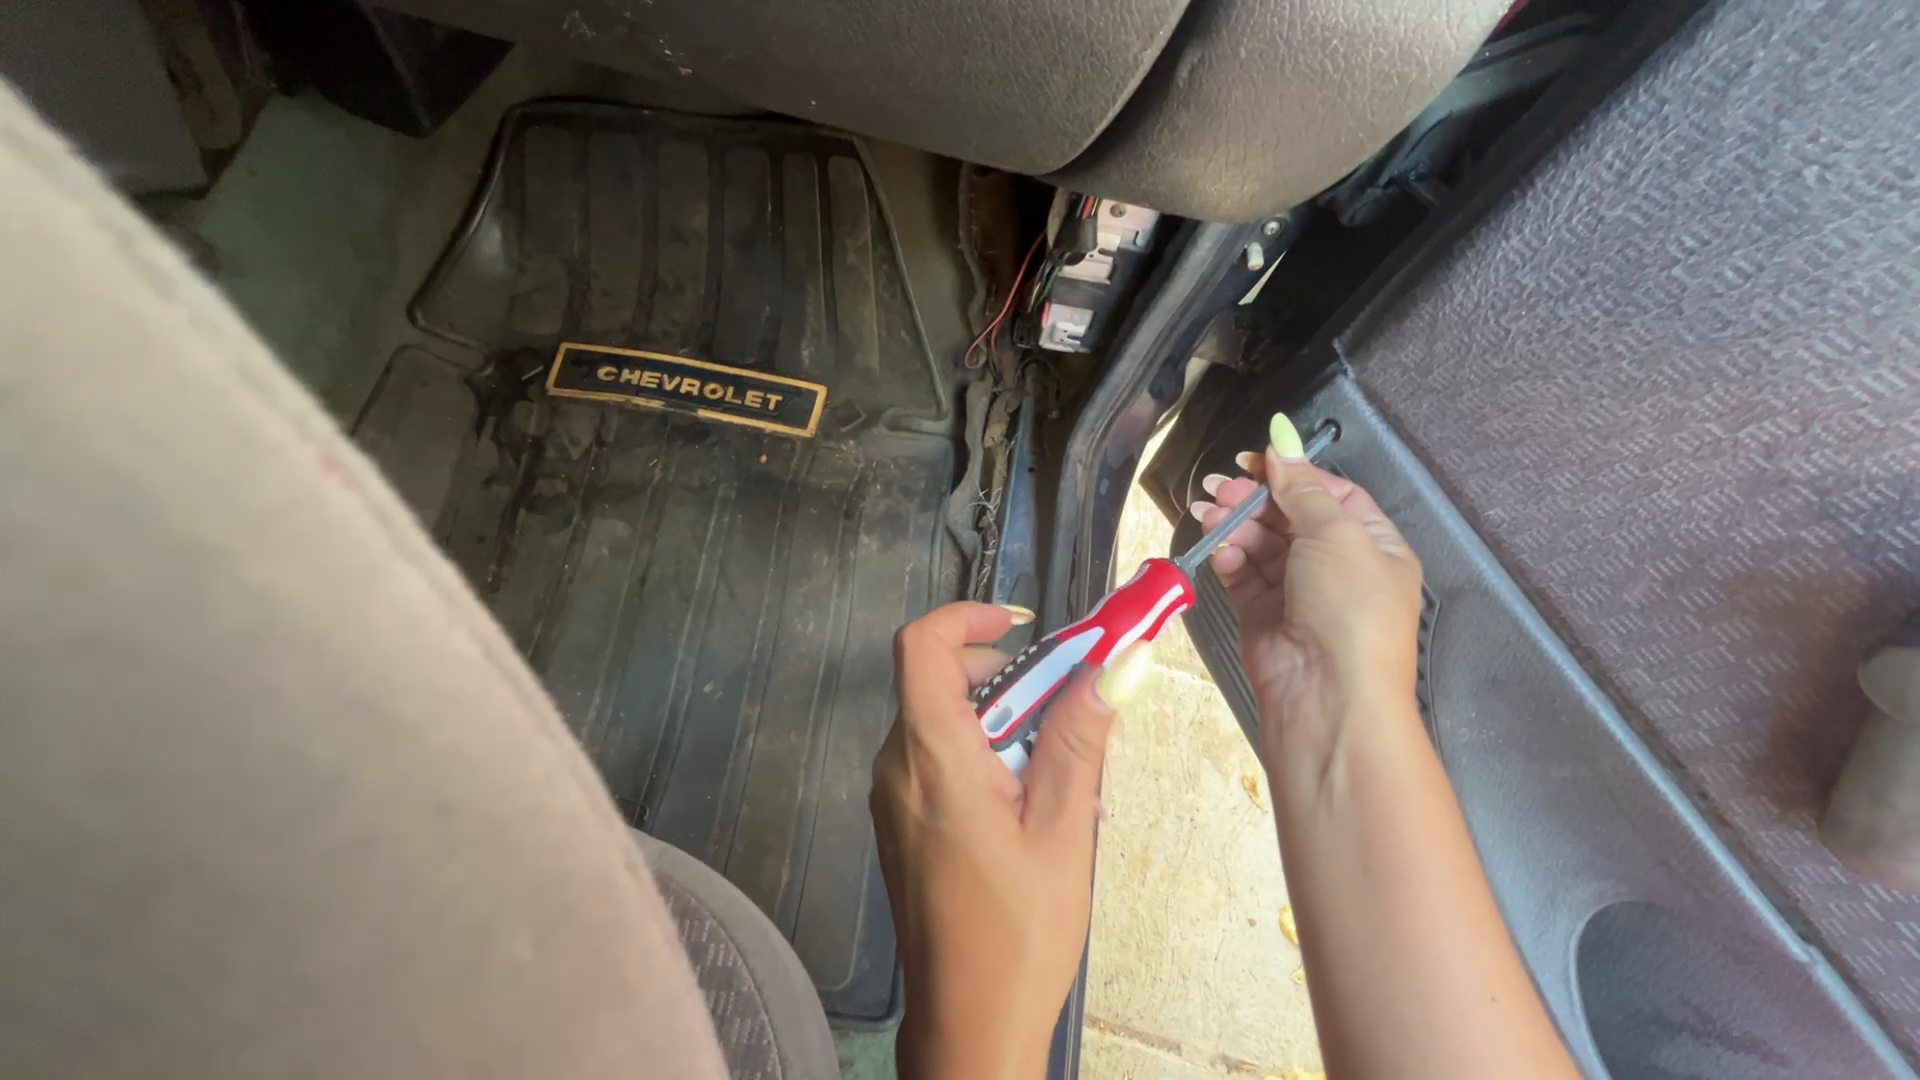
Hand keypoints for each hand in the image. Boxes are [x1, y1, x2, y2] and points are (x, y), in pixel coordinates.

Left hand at [871, 602, 1115, 1079]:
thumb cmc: (1016, 935)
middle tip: (1064, 712)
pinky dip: (982, 755)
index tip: (1020, 626)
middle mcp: (898, 767)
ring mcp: (892, 796)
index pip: (920, 646)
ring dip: (1002, 724)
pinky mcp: (900, 820)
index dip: (966, 617)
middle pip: (940, 681)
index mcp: (933, 759)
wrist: (967, 1024)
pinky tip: (1026, 805)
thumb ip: (1077, 741)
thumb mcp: (1062, 831)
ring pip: (944, 721)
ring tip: (1056, 776)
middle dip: (1007, 680)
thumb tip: (1104, 672)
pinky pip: (938, 759)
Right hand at [1189, 414, 1423, 769]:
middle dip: (1254, 500)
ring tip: (1207, 514)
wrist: (1326, 692)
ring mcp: (1297, 591)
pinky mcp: (1263, 613)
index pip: (1330, 494)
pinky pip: (1243, 575)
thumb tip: (1282, 448)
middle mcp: (1336, 566)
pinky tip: (1218, 550)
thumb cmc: (1349, 608)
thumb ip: (1302, 490)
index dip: (1292, 474)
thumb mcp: (1337, 535)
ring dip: (1234, 526)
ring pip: (1260, 545)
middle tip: (1219, 488)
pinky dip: (1229, 559)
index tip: (1253, 460)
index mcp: (1373, 544)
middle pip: (1289, 517)